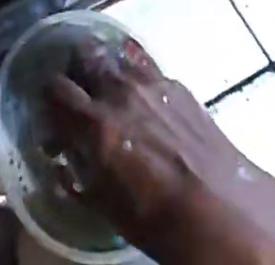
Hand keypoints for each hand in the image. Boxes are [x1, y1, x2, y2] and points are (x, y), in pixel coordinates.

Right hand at [43, 40, 274, 264]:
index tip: (50, 105)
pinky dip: (134, 69)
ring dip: (105, 62)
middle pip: (84, 56)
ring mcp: (149, 83)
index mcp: (95, 123)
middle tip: (76, 83)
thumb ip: (78, 174)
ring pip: (114, 53)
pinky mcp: (176, 84)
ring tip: (106, 77)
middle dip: (75, 66)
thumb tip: (61, 159)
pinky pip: (145, 64)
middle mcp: (118, 92)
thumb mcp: (106, 204)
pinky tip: (139, 87)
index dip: (48, 93)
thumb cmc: (159, 220)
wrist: (226, 213)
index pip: (55, 88)